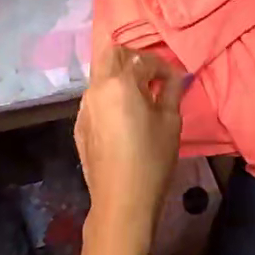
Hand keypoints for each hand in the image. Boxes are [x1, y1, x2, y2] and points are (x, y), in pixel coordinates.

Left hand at [73, 46, 185, 254]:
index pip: (143, 60)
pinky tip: (125, 117)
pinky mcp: (79, 124)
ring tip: (141, 97)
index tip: (174, 81)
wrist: (121, 200)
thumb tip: (174, 77)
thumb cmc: (151, 159)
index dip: (163, 67)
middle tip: (153, 78)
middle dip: (134, 59)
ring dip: (120, 76)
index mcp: (120, 83)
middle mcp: (96, 88)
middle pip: (112, 54)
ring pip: (100, 75)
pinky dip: (110, 96)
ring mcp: (84, 106)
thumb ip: (171, 91)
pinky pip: (95, 98)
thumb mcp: (170, 122)